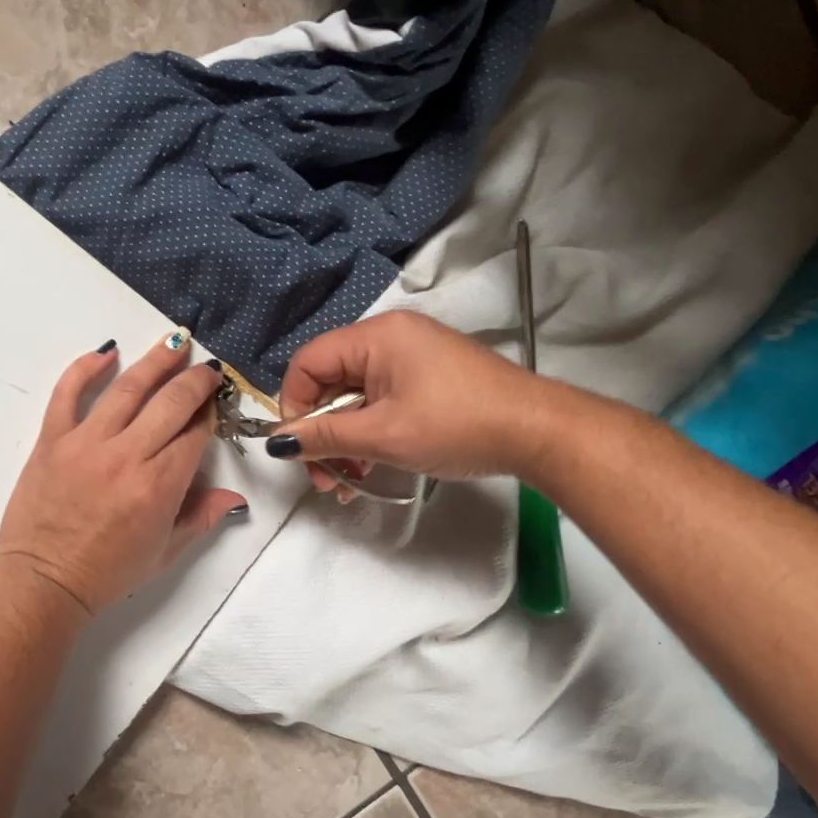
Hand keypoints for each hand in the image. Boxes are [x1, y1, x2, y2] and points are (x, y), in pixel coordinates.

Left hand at [0, 332, 247, 622]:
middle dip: (195, 380)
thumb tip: (234, 496)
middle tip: (207, 367)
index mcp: (159, 486)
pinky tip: (106, 352)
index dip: (209, 415)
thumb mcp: (163, 554)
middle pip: (171, 402)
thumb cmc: (105, 573)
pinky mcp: (51, 440)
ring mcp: (86, 443)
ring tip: (175, 340)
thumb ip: (199, 518)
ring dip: (156, 360)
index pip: (195, 434)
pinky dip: (85, 368)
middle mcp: (127, 456)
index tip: (215, 403)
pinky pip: (67, 393)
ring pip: (127, 388)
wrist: (43, 580)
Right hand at [266, 311, 563, 482]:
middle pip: (328, 382)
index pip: (306, 363)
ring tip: (347, 481)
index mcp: (376, 336)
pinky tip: (371, 466)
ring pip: (353, 397)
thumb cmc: (457, 426)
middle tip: (323, 478)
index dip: (294, 406)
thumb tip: (277, 443)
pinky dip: (369, 432)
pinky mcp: (428, 378)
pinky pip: (379, 400)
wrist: (541, 433)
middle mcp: (390, 337)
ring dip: (343, 439)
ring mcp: (412, 357)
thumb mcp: (383, 436)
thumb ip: (324, 437)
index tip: (300, 448)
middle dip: (319, 432)